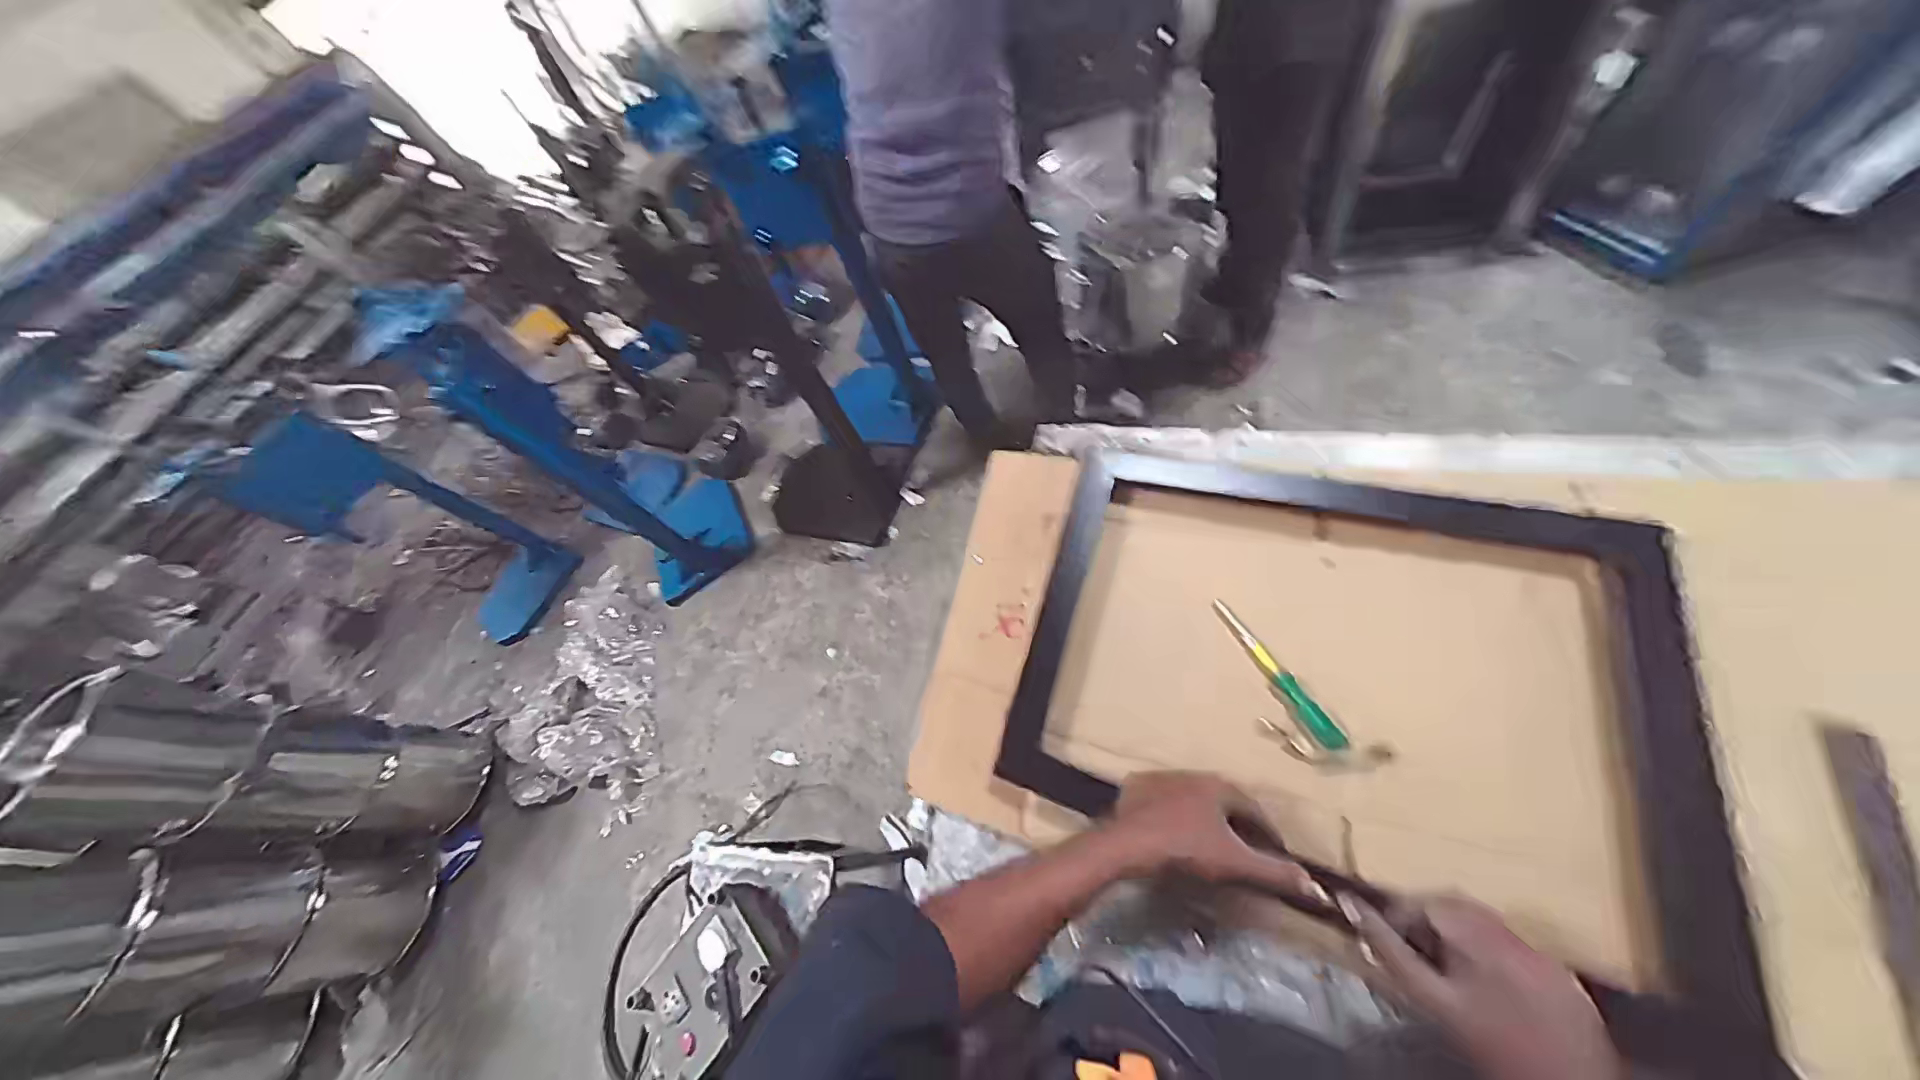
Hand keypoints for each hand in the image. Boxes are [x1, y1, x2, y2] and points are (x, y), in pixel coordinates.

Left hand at [1105, 771, 1313, 895]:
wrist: (1129, 843)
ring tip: (1209, 840)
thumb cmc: (1186, 849)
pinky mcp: (1135, 787)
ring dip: (1203, 815)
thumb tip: (1312, 882)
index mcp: (1218, 786)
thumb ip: (1273, 871)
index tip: (1275, 851)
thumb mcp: (1235, 863)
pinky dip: (1173, 813)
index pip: (1253, 808)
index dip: (1267, 831)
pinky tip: (1173, 830)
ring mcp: (1160, 777)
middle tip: (1245, 847)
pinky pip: (1162, 799)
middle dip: (1236, 822)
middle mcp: (1191, 773)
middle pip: (1222, 799)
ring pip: (1191, 796)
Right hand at [1347, 895, 1623, 1079]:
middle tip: (1414, 947)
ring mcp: (1543, 953)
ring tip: (1446, 964)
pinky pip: (1514, 944)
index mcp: (1476, 933)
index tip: (1385, 932)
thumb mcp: (1430, 998)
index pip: (1423, 899)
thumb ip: (1389, 948)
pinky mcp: (1564, 975)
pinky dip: (1490, 950)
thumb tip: (1350, 904)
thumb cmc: (1487, 1043)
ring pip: (1485, 921)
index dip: (1398, 912)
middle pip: (1455, 903)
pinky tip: (1487, 981)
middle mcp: (1512, 933)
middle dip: (1428, 918)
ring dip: (1458, 932)